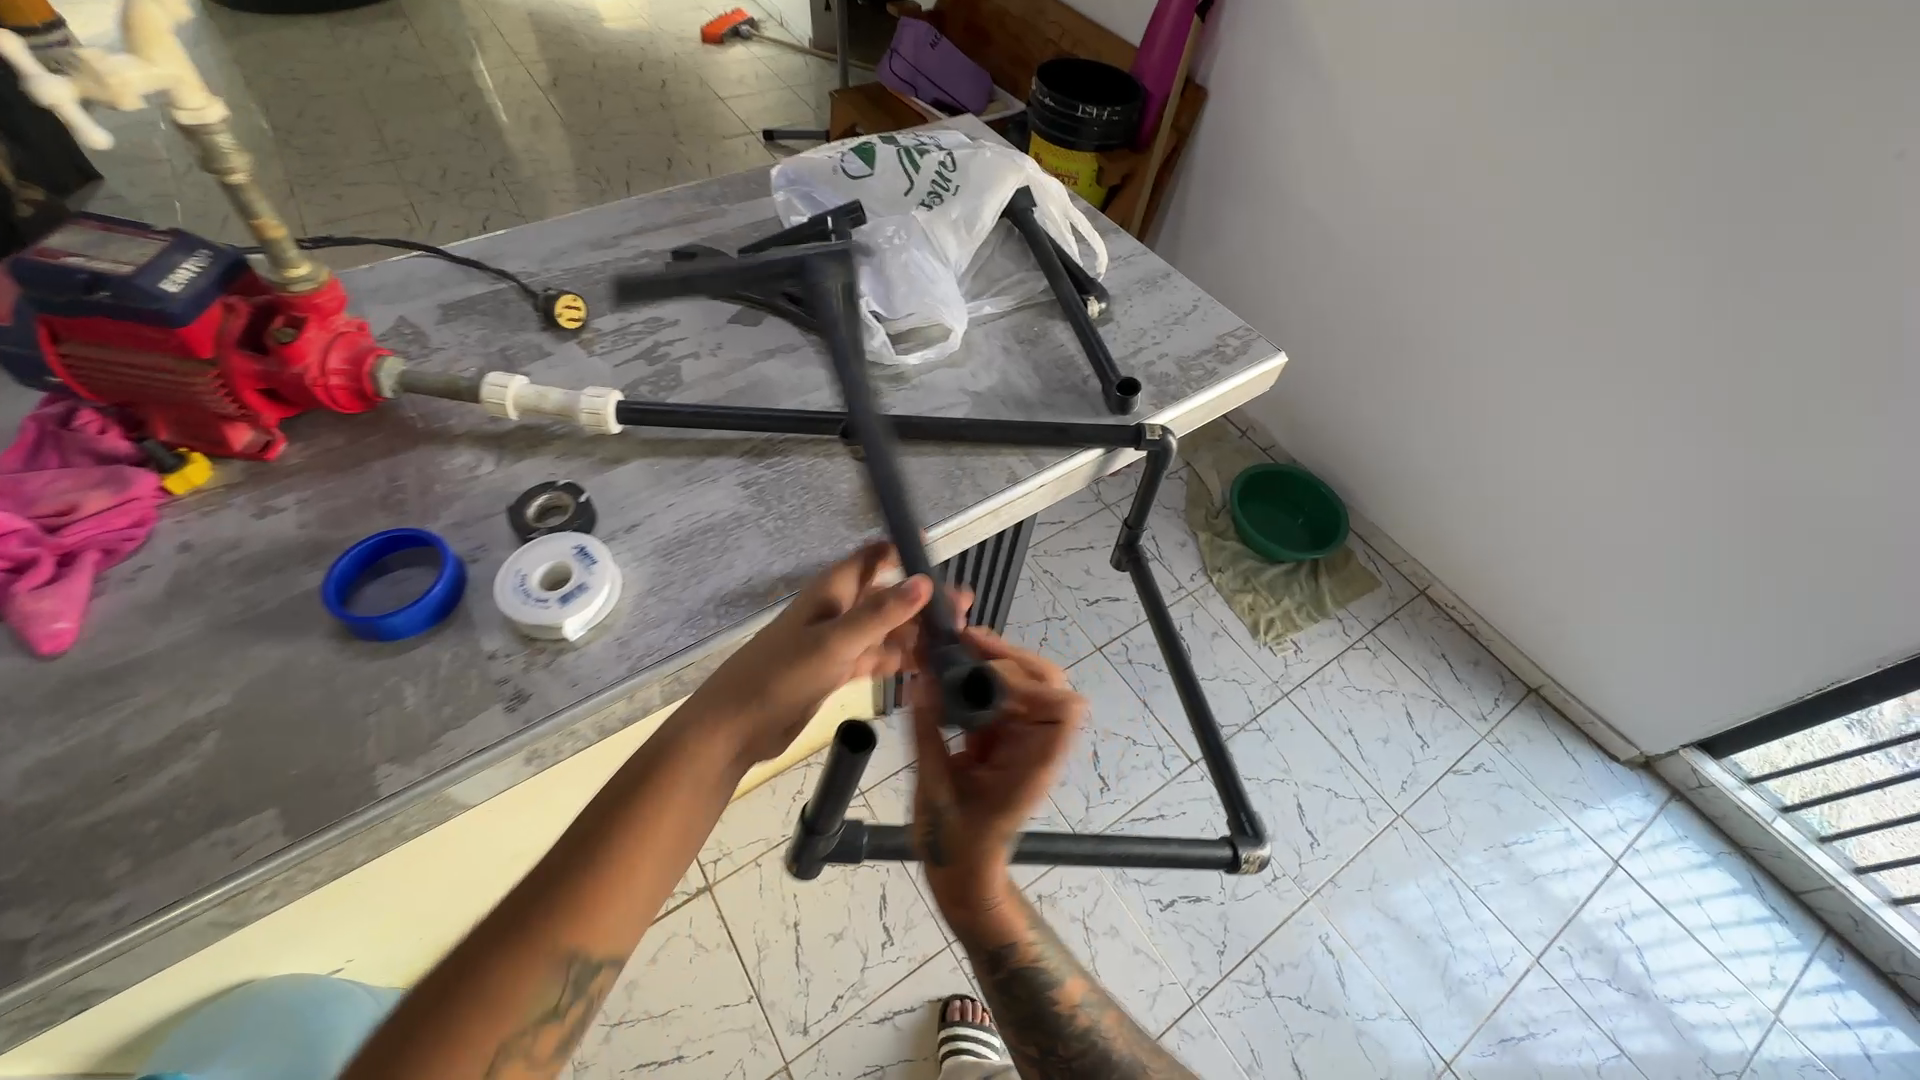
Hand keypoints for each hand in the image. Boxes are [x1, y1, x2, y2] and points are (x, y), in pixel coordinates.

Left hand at [677, 542, 947, 771]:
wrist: (737, 726)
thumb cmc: (781, 675)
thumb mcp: (835, 642)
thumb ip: (881, 614)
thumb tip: (925, 582)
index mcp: (832, 592)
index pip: (872, 558)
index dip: (901, 550)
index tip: (937, 549)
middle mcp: (838, 611)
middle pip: (887, 597)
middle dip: (922, 601)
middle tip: (964, 611)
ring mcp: (838, 643)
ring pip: (885, 631)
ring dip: (916, 635)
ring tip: (956, 642)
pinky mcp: (837, 672)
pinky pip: (876, 660)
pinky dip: (899, 663)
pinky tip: (927, 670)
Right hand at [912, 628, 1085, 926]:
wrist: (963, 873)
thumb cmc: (956, 844)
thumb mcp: (936, 789)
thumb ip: (928, 734)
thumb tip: (920, 682)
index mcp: (1035, 761)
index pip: (1063, 708)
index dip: (1030, 684)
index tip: (985, 678)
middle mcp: (1037, 744)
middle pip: (1048, 684)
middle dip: (1010, 658)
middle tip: (965, 642)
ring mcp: (1021, 739)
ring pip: (1025, 684)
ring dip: (994, 662)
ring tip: (955, 646)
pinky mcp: (1002, 738)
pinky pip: (1000, 697)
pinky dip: (978, 677)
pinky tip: (949, 668)